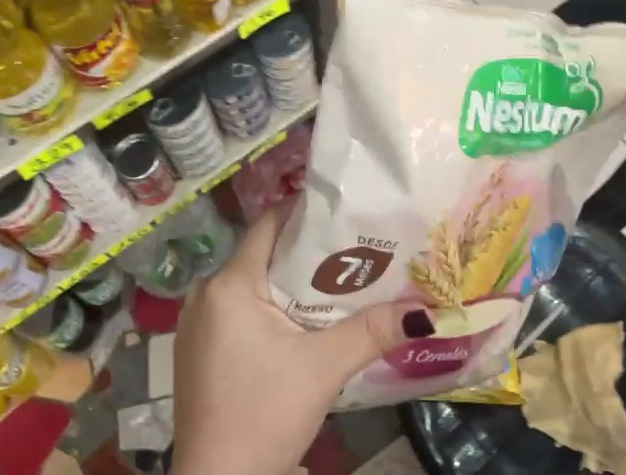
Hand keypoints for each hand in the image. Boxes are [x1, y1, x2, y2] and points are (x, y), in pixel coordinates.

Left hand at [172, 207, 430, 474]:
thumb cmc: (264, 414)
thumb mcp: (323, 369)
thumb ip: (372, 332)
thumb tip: (428, 312)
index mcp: (229, 283)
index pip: (269, 224)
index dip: (307, 214)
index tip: (346, 211)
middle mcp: (206, 292)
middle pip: (263, 255)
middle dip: (308, 254)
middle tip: (355, 250)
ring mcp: (197, 323)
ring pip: (252, 285)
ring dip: (291, 284)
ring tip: (338, 283)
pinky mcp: (198, 349)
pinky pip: (239, 311)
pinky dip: (269, 309)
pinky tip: (301, 324)